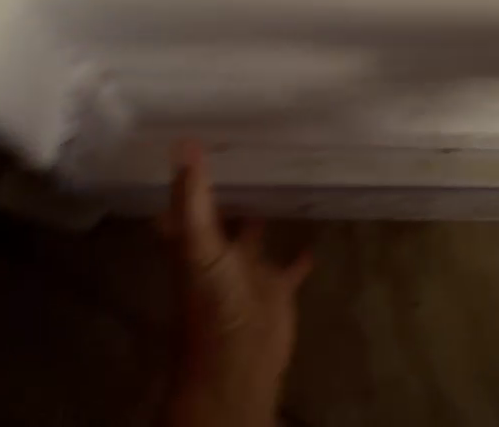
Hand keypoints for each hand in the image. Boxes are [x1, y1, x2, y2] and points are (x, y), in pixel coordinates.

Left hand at [161, 142, 312, 426]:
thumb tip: (184, 142)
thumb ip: (193, 195)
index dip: (189, 173)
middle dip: (229, 187)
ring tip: (281, 174)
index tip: (201, 137)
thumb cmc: (214, 300)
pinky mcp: (276, 286)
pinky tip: (314, 229)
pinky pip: (290, 264)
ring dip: (262, 210)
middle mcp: (218, 250)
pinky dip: (300, 251)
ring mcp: (248, 268)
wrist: (240, 361)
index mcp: (193, 240)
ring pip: (253, 232)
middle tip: (247, 146)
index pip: (186, 199)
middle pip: (220, 213)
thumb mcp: (199, 243)